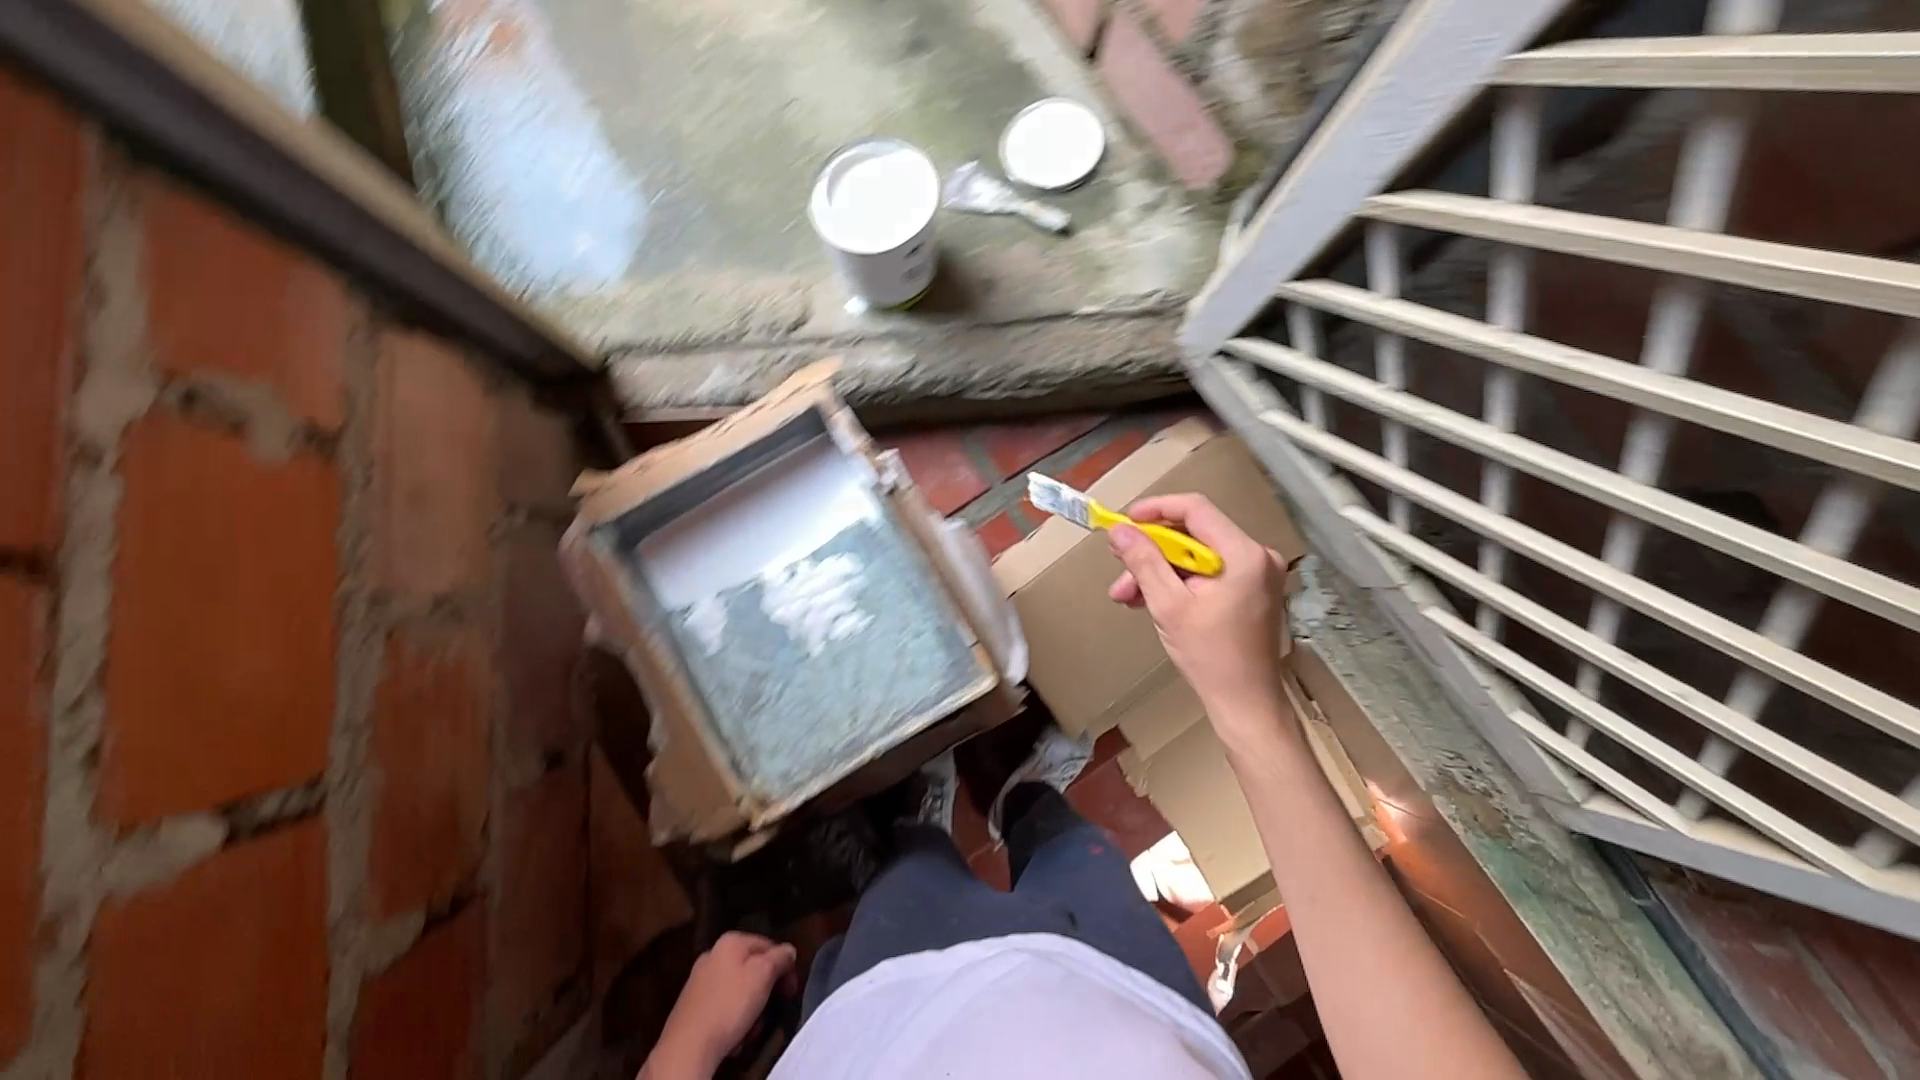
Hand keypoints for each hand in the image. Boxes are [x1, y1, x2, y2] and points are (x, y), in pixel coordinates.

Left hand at [644, 932, 797, 1078]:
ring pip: (740, 990)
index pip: (769, 945)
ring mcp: (700, 980)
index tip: (791, 991)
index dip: (785, 967)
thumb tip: (789, 950)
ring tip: (751, 1029)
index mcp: (731, 942)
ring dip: (751, 1010)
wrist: (688, 1046)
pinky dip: (733, 1019)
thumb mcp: (763, 975)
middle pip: (754, 969)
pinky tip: (735, 1035)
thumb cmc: (730, 1005)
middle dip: (766, 992)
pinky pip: (724, 1006)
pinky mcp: (693, 1005)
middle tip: (771, 1011)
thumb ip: (779, 958)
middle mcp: (713, 955)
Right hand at [1107, 494, 1291, 741]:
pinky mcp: (1251, 590)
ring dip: (1159, 571)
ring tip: (1128, 596)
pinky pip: (1207, 572)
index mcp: (1244, 554)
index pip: (1196, 509)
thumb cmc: (1210, 657)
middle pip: (1193, 534)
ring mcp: (1256, 573)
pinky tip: (1151, 600)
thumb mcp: (1168, 606)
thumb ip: (1143, 562)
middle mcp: (1257, 556)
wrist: (1245, 702)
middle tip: (1120, 571)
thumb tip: (1119, 531)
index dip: (1156, 510)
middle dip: (1151, 552)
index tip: (1125, 523)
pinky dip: (1179, 582)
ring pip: (1196, 556)